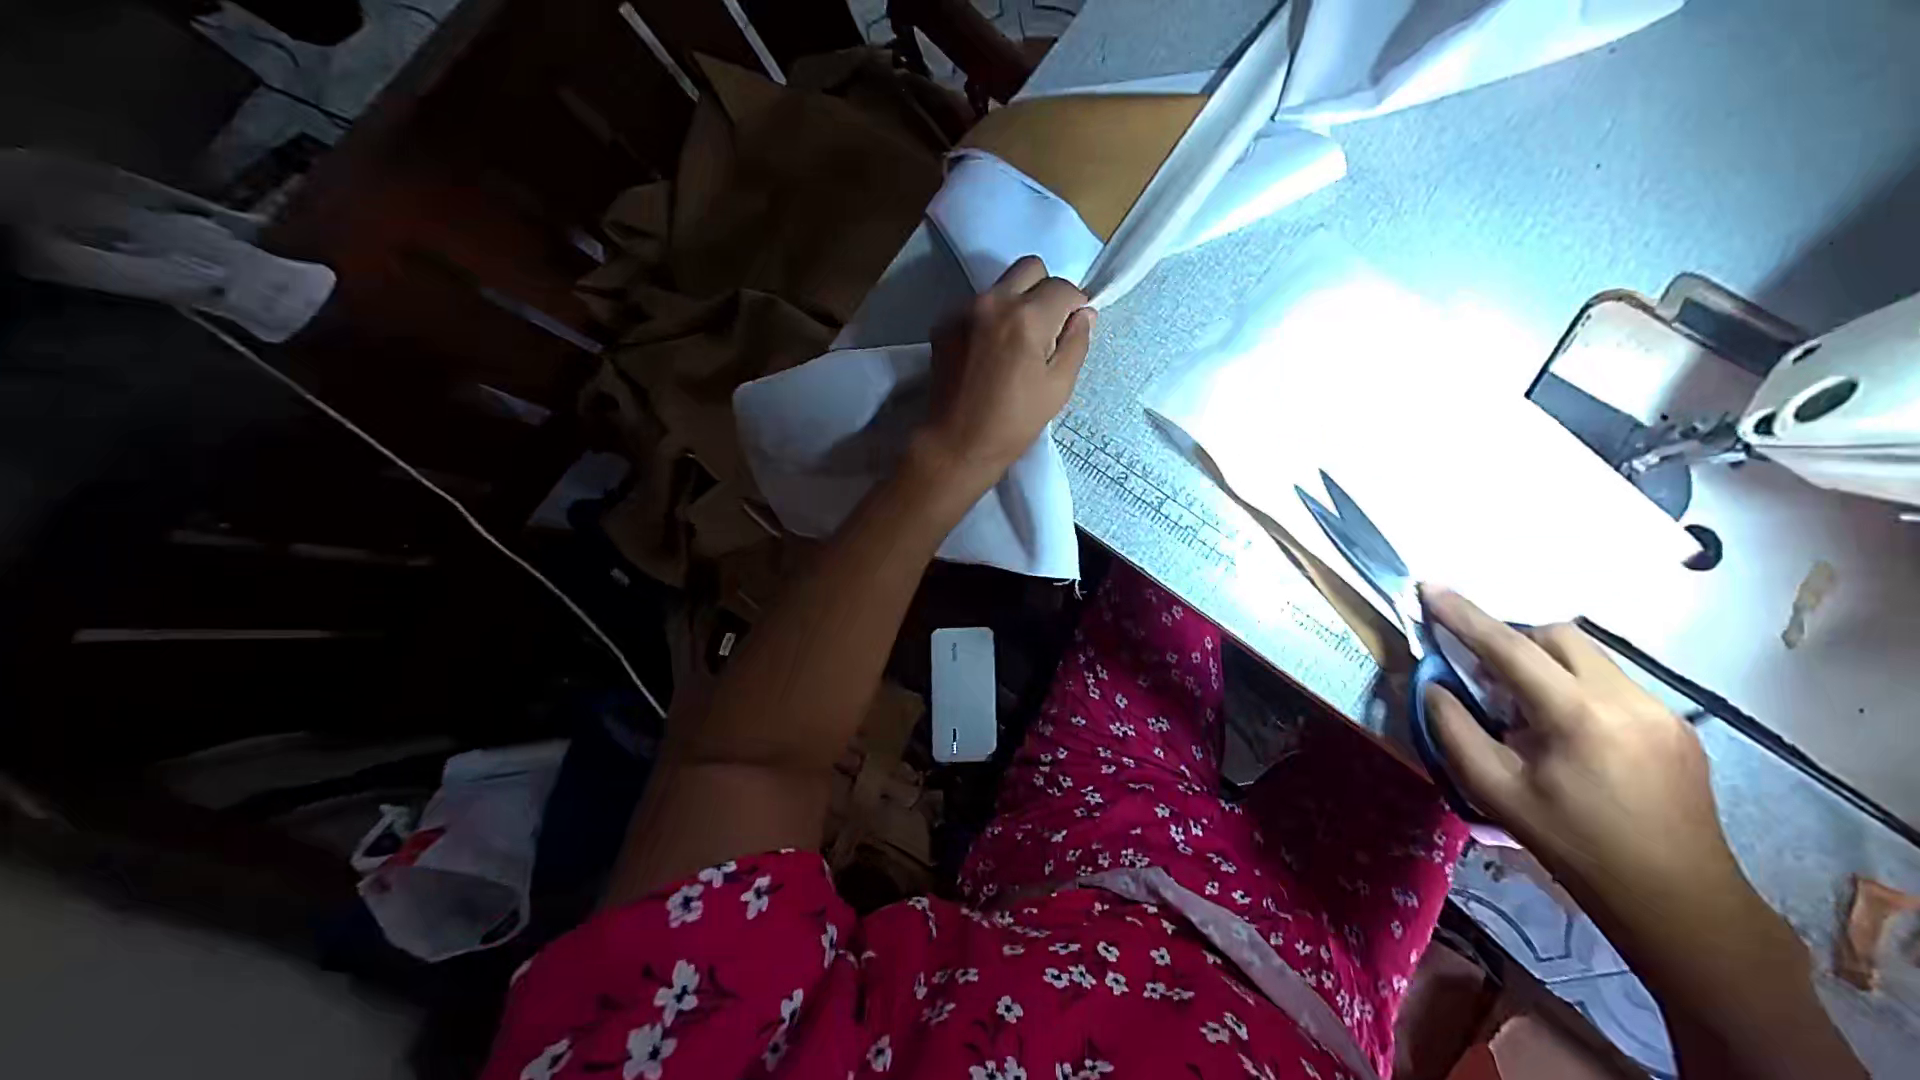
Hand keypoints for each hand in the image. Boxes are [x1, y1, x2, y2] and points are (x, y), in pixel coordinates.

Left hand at [915, 255, 1094, 485]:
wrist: (956, 443)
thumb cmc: (1013, 422)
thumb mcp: (1058, 387)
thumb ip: (1076, 343)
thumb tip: (1084, 314)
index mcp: (1027, 317)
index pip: (1063, 287)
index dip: (1075, 306)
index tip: (1072, 328)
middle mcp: (993, 302)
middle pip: (1030, 268)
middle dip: (1045, 289)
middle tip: (1045, 327)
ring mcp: (963, 310)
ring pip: (1001, 285)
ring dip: (1015, 302)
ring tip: (1014, 343)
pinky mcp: (943, 323)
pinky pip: (976, 305)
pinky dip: (989, 318)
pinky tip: (988, 352)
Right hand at [1419, 586, 1754, 929]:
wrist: (1675, 897)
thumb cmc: (1571, 842)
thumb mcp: (1492, 788)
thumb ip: (1453, 726)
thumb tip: (1436, 685)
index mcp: (1577, 715)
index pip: (1509, 646)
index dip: (1463, 615)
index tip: (1430, 589)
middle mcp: (1626, 699)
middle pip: (1557, 635)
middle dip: (1512, 640)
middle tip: (1484, 676)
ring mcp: (1660, 711)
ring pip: (1588, 656)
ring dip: (1544, 665)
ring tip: (1524, 711)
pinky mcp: (1676, 726)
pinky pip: (1611, 682)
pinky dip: (1573, 687)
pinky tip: (1565, 732)